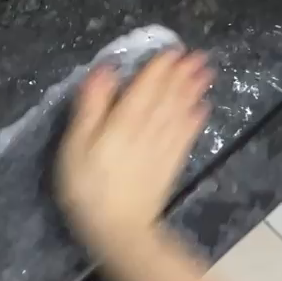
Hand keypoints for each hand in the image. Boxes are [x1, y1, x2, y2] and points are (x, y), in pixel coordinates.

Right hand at [56, 50, 213, 257]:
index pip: (144, 88)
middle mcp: (148, 130)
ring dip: (192, 91)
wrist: (118, 231)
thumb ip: (90, 107)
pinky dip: (194, 120)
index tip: (171, 50)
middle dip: (181, 75)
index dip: (157, 69)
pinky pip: (185, 136)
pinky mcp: (169, 165)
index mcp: (123, 122)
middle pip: (166, 97)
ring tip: (205, 72)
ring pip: (179, 112)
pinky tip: (202, 109)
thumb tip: (104, 71)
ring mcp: (162, 148)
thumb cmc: (86, 187)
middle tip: (197, 55)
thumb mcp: (76, 145)